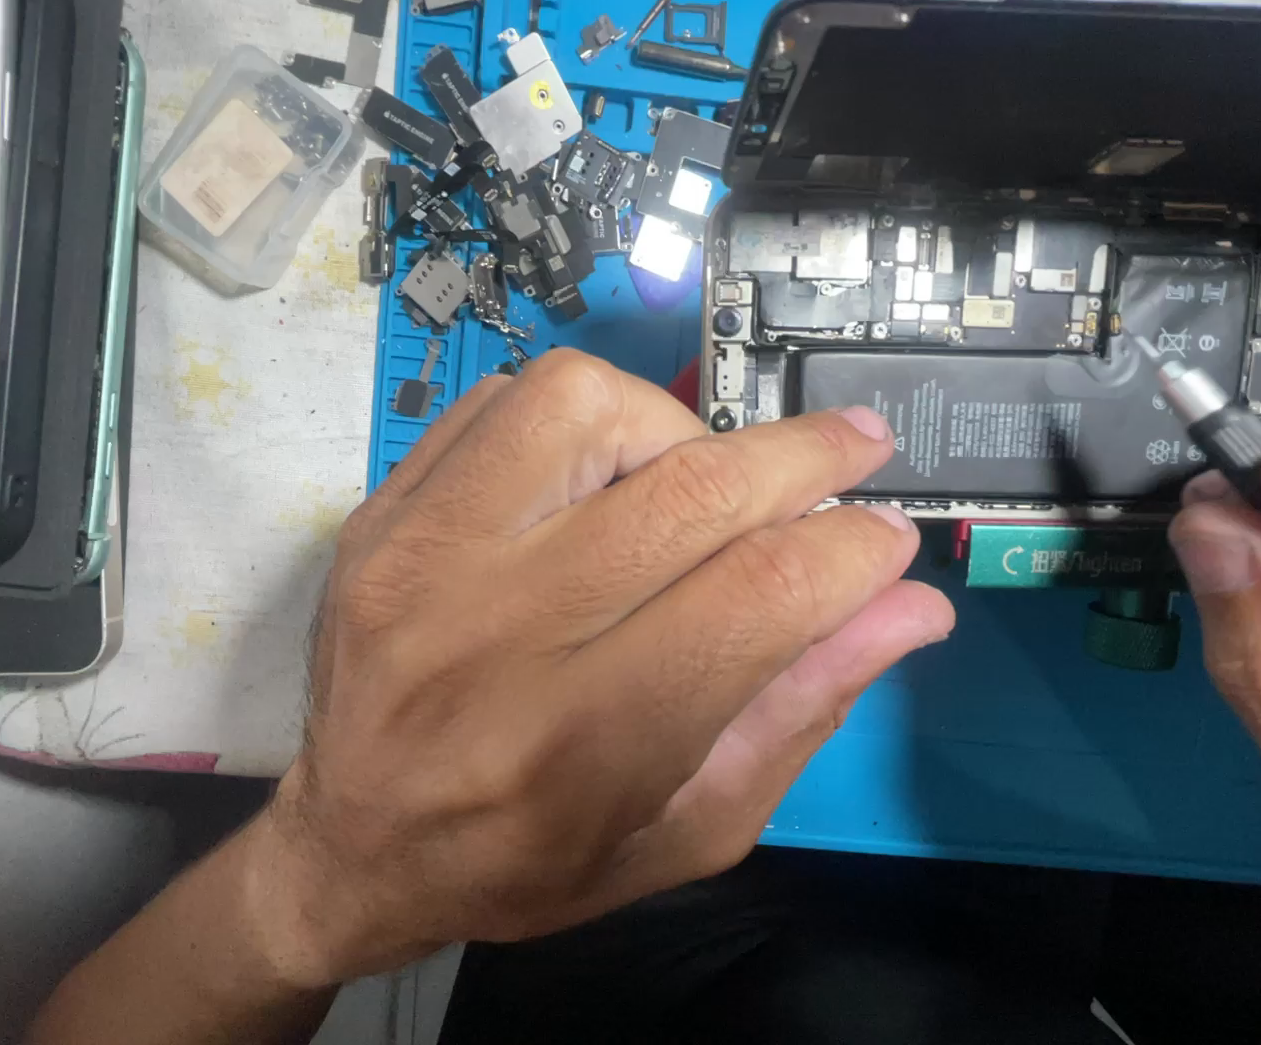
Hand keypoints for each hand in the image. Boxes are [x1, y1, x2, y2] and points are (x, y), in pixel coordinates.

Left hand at [244, 350, 953, 985]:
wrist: (352, 846)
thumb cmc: (533, 858)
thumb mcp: (689, 829)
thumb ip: (800, 711)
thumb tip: (908, 605)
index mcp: (579, 742)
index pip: (757, 599)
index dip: (850, 551)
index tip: (888, 537)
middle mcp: (492, 634)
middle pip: (688, 493)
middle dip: (803, 458)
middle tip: (856, 447)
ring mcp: (420, 556)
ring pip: (586, 406)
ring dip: (680, 425)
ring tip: (702, 476)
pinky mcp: (383, 515)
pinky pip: (506, 401)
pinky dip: (589, 414)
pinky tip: (611, 467)